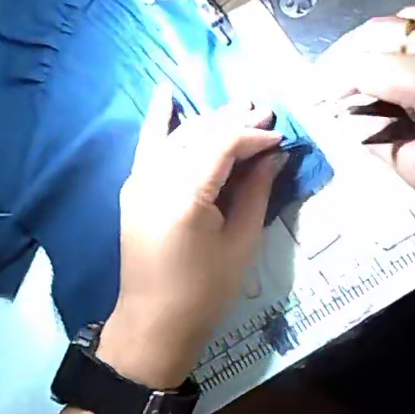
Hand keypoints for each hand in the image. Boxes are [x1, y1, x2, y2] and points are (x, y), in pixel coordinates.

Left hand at [102, 86, 284, 389]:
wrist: (157, 319)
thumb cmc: (206, 289)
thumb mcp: (241, 241)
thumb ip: (256, 191)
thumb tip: (274, 156)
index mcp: (185, 195)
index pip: (222, 145)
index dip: (253, 137)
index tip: (280, 138)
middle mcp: (156, 178)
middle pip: (199, 134)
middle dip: (234, 121)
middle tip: (266, 113)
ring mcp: (139, 180)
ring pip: (178, 135)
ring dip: (210, 121)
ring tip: (240, 109)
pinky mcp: (134, 187)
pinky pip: (150, 145)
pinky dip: (161, 120)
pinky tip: (166, 94)